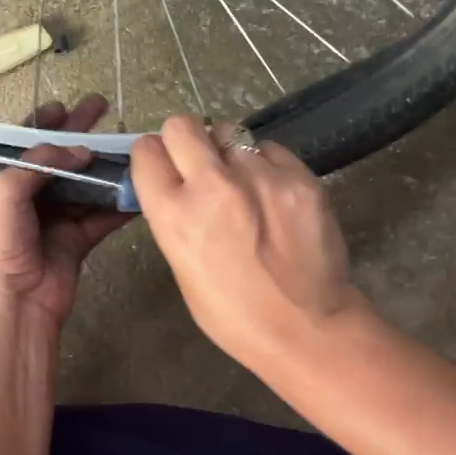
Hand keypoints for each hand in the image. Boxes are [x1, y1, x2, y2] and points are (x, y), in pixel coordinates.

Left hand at [0, 95, 135, 329]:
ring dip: (101, 166)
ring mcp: (48, 221)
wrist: (12, 307)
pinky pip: (98, 215)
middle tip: (100, 108)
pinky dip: (116, 203)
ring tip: (126, 142)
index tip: (62, 107)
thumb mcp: (1, 193)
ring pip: (80, 185)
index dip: (39, 125)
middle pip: (53, 161)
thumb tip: (79, 150)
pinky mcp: (74, 242)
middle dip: (76, 135)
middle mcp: (19, 201)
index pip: (16, 148)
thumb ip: (37, 163)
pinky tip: (135, 185)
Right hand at [130, 115, 365, 366]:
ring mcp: (259, 177)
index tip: (163, 167)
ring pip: (230, 131)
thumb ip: (173, 213)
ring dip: (228, 150)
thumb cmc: (232, 311)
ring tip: (241, 179)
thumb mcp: (180, 263)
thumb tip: (175, 181)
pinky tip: (272, 192)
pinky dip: (265, 163)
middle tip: (199, 162)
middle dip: (185, 139)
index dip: (153, 156)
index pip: (146, 150)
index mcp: (173, 213)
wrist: (309, 330)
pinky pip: (270, 149)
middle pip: (182, 125)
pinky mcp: (299, 178)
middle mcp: (212, 185)